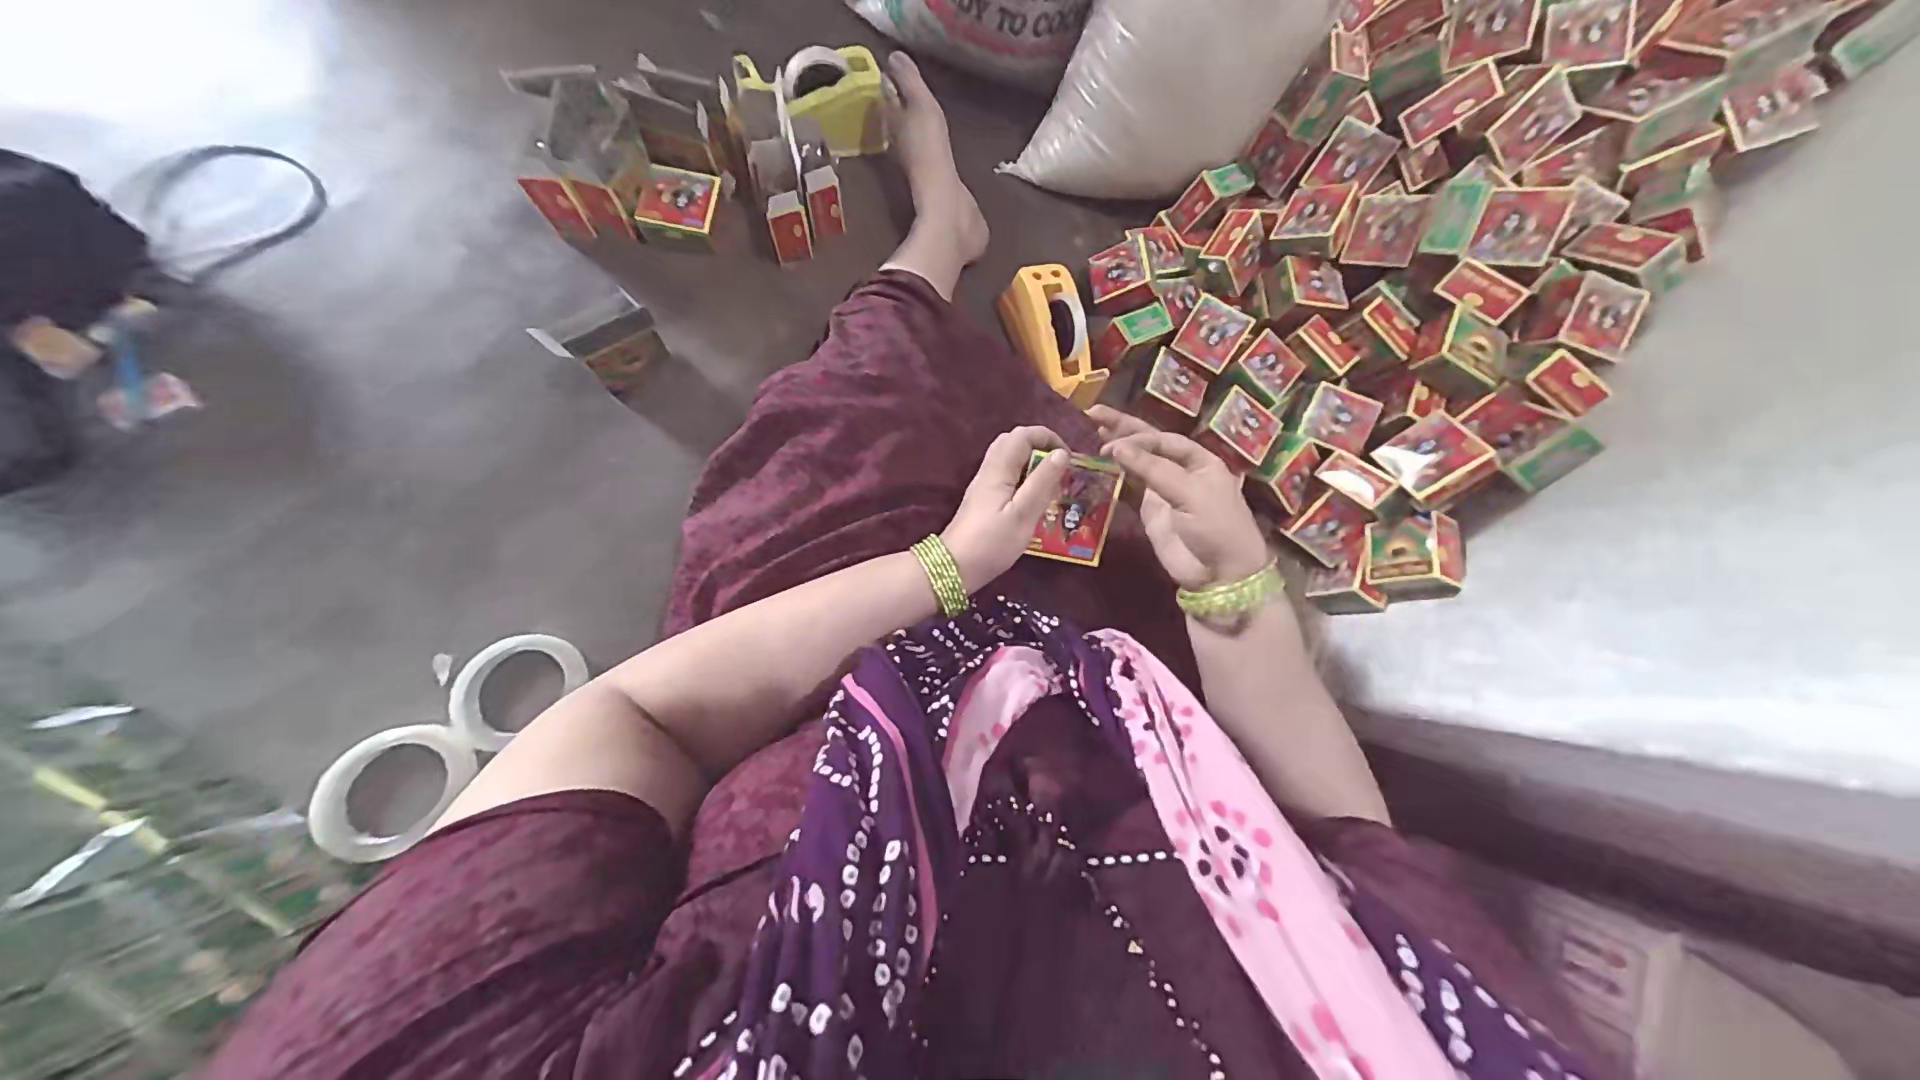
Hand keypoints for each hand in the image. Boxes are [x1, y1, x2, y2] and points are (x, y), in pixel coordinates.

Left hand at [940, 426, 1069, 590]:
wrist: (954, 567)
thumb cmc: (991, 543)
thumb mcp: (1023, 514)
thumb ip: (1042, 482)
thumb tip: (1061, 454)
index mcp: (998, 470)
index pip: (1022, 435)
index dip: (1047, 438)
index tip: (1068, 457)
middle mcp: (988, 471)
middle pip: (1013, 442)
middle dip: (1039, 447)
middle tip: (1059, 469)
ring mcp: (983, 486)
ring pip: (1008, 460)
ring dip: (1031, 463)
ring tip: (1050, 484)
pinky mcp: (982, 501)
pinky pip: (1005, 476)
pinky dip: (1022, 478)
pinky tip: (1032, 500)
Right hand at [1090, 405, 1269, 591]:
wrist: (1219, 574)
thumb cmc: (1216, 527)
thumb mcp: (1190, 493)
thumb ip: (1153, 470)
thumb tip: (1116, 448)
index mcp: (1198, 460)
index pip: (1163, 439)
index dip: (1137, 437)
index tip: (1112, 442)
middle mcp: (1180, 470)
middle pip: (1148, 443)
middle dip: (1122, 429)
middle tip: (1092, 414)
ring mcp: (1163, 491)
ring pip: (1135, 464)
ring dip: (1115, 450)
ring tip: (1091, 432)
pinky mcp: (1149, 511)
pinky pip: (1128, 488)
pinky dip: (1112, 477)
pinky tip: (1096, 467)